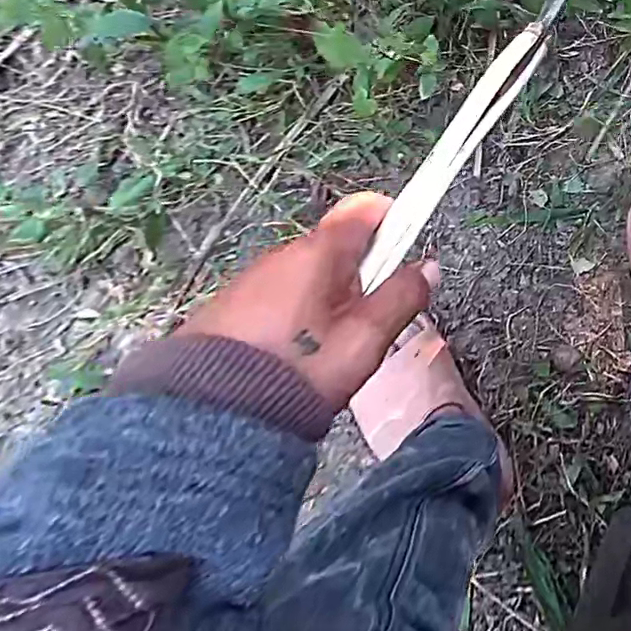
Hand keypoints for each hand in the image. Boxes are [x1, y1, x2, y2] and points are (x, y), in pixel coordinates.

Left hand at [176, 192, 433, 405]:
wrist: (202, 422)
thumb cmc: (297, 373)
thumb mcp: (365, 339)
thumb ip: (401, 298)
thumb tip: (428, 268)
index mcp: (318, 253)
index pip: (364, 208)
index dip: (393, 218)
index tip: (407, 246)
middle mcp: (281, 256)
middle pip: (337, 247)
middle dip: (360, 274)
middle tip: (367, 320)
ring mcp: (249, 281)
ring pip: (307, 276)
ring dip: (326, 298)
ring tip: (327, 349)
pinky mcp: (224, 309)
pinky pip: (275, 298)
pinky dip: (293, 316)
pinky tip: (290, 357)